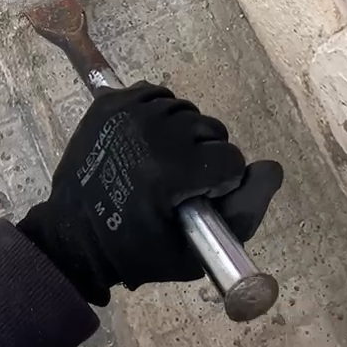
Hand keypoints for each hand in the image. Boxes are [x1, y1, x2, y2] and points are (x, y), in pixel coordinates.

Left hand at [17, 83, 282, 304]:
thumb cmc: (138, 251)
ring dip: (185, 133)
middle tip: (183, 180)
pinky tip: (152, 139)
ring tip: (167, 160)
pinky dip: (161, 112)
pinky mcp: (110, 102)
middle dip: (206, 154)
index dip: (223, 181)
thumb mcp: (195, 253)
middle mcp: (151, 132)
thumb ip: (244, 213)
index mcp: (171, 171)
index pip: (231, 159)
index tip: (201, 197)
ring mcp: (127, 113)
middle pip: (209, 128)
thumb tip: (272, 168)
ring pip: (184, 109)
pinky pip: (156, 93)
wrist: (74, 235)